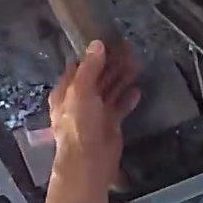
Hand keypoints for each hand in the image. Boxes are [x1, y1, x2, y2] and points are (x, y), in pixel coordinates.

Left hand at [48, 39, 139, 189]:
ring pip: (109, 90)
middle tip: (130, 50)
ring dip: (122, 78)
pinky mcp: (109, 124)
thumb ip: (89, 67)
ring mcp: (95, 113)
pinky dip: (127, 99)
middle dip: (111, 64)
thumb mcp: (81, 90)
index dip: (93, 55)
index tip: (110, 42)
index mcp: (66, 92)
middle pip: (97, 77)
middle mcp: (79, 101)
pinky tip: (137, 91)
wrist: (90, 159)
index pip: (78, 68)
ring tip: (137, 64)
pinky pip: (119, 107)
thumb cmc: (79, 123)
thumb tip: (97, 44)